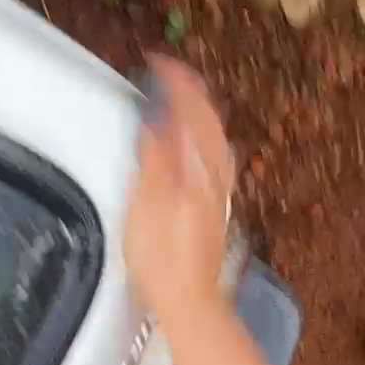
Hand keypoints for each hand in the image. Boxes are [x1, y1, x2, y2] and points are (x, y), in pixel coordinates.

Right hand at [123, 55, 235, 326]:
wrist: (189, 301)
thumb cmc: (164, 261)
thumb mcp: (146, 206)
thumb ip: (154, 160)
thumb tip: (157, 124)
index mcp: (196, 171)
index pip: (191, 112)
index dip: (175, 83)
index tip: (159, 63)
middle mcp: (213, 179)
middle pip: (209, 123)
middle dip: (191, 93)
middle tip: (171, 74)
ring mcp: (217, 196)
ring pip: (216, 142)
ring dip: (202, 115)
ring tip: (186, 101)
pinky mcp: (214, 211)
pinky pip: (216, 161)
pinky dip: (206, 141)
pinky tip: (200, 148)